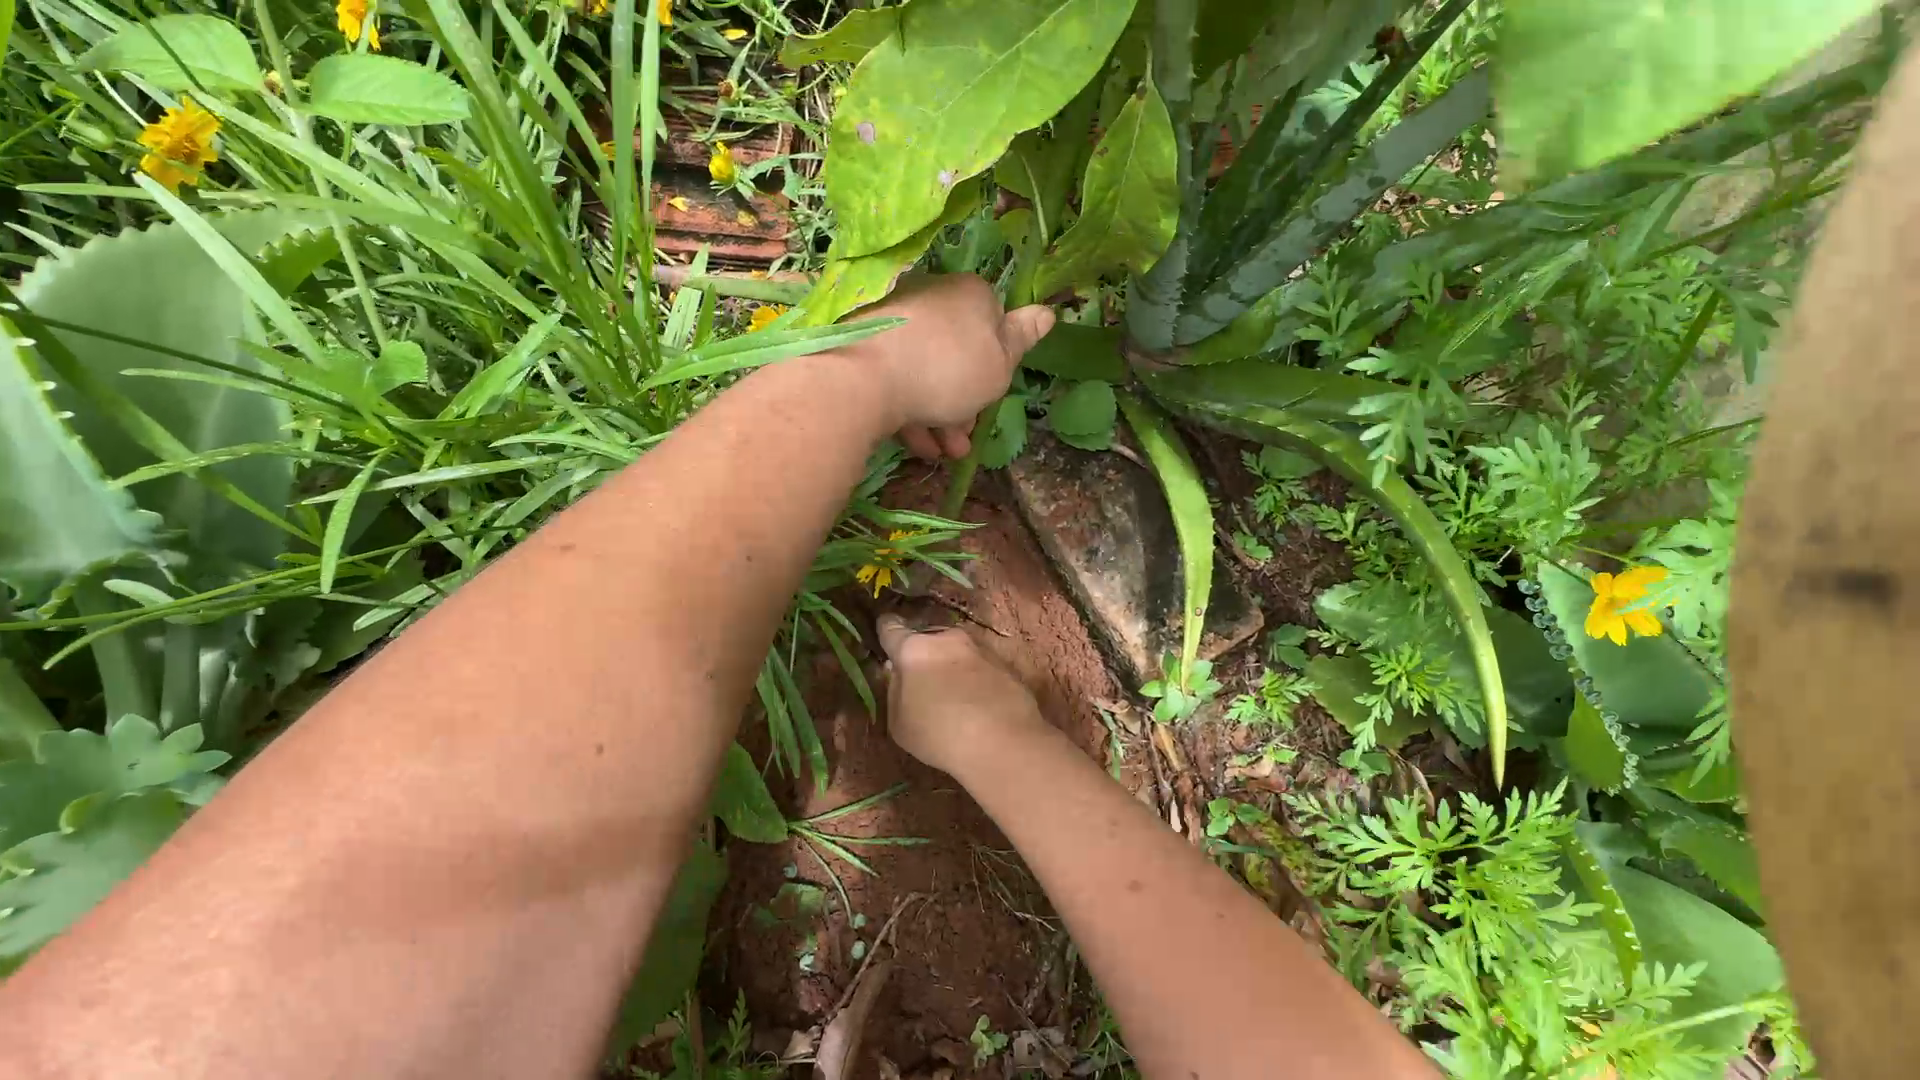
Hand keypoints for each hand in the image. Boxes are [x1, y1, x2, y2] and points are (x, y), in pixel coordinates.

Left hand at [846, 275, 1054, 459]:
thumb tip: (1047, 311)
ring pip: (928, 372)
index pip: (994, 324)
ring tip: (943, 453)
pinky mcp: (867, 348)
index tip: (992, 399)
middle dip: (965, 402)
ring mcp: (897, 323)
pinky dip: (911, 411)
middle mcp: (933, 299)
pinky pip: (899, 379)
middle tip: (964, 438)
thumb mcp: (1000, 365)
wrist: (867, 378)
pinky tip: (918, 445)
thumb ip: (1022, 340)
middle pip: (958, 354)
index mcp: (971, 294)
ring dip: (941, 417)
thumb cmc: (950, 370)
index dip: (997, 366)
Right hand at [875, 614, 1052, 775]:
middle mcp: (949, 639)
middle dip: (923, 654)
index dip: (885, 632)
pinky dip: (976, 679)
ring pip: (957, 652)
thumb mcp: (899, 723)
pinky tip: (979, 706)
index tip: (884, 637)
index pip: (891, 628)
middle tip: (921, 681)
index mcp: (915, 649)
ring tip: (954, 697)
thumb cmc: (939, 736)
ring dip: (952, 666)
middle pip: (928, 639)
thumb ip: (894, 690)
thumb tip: (898, 672)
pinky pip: (981, 668)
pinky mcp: (1006, 665)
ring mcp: (981, 649)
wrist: (1004, 744)